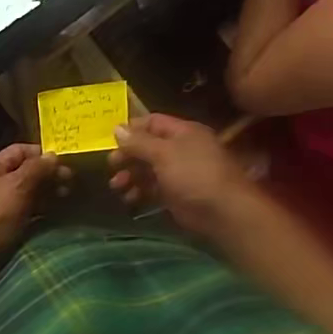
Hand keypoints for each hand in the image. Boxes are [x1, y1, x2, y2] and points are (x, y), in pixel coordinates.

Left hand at [0, 144, 61, 267]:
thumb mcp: (16, 187)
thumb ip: (36, 169)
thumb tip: (54, 156)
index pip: (20, 151)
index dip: (42, 153)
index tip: (66, 161)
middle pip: (27, 170)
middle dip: (49, 173)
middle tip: (71, 180)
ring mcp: (2, 202)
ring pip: (30, 189)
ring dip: (49, 190)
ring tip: (67, 194)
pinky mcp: (9, 221)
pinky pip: (29, 207)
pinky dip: (43, 206)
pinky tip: (58, 209)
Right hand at [107, 115, 256, 235]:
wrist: (222, 211)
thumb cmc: (193, 174)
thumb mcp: (163, 153)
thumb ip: (138, 142)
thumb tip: (116, 129)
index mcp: (182, 132)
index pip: (152, 122)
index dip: (131, 129)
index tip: (110, 140)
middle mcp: (180, 148)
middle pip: (146, 146)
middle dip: (127, 155)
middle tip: (112, 165)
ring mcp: (177, 171)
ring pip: (146, 168)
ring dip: (129, 175)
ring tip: (117, 186)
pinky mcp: (174, 193)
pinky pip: (151, 188)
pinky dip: (139, 191)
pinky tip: (130, 198)